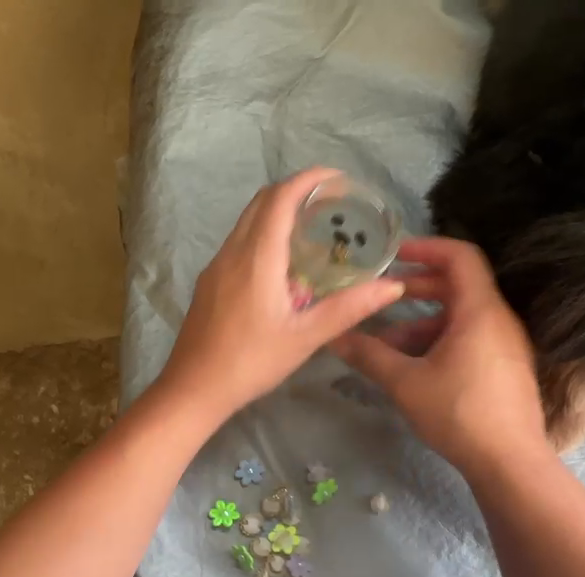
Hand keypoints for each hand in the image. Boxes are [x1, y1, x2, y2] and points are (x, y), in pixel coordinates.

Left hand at [154, 168, 406, 417]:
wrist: (192, 391)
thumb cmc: (249, 363)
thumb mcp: (304, 338)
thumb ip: (348, 309)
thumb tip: (392, 286)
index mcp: (256, 257)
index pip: (281, 197)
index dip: (309, 179)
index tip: (337, 180)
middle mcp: (231, 253)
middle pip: (261, 202)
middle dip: (295, 192)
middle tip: (328, 205)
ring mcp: (214, 269)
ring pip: (246, 224)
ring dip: (276, 215)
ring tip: (309, 233)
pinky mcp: (207, 286)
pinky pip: (236, 247)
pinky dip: (261, 239)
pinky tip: (279, 268)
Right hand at [329, 236, 549, 477]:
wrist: (508, 459)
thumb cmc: (458, 412)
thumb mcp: (405, 383)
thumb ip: (369, 356)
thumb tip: (333, 338)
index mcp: (480, 310)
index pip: (459, 256)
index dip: (426, 247)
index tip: (392, 253)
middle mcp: (497, 318)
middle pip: (457, 286)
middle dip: (415, 288)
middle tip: (378, 295)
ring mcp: (503, 344)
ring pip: (459, 317)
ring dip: (421, 322)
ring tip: (384, 342)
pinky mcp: (502, 367)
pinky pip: (468, 339)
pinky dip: (437, 341)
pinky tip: (410, 365)